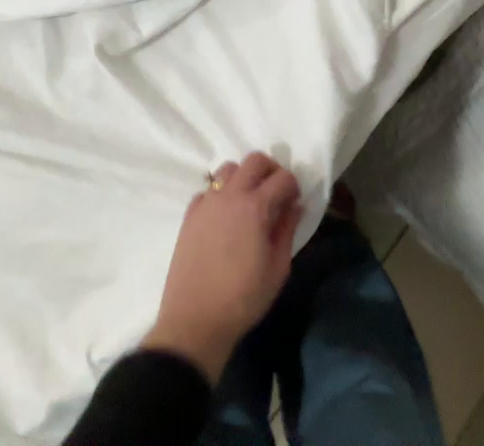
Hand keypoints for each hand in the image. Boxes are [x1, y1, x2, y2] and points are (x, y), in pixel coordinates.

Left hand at [142, 152, 303, 382]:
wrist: (195, 321)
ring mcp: (206, 203)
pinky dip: (220, 194)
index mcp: (255, 207)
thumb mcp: (278, 269)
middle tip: (275, 196)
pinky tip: (225, 218)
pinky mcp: (189, 216)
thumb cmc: (243, 299)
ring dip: (243, 177)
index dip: (293, 187)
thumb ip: (287, 230)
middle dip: (271, 171)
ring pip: (228, 169)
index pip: (283, 177)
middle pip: (254, 160)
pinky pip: (208, 190)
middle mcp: (230, 196)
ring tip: (249, 203)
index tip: (294, 204)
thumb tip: (294, 206)